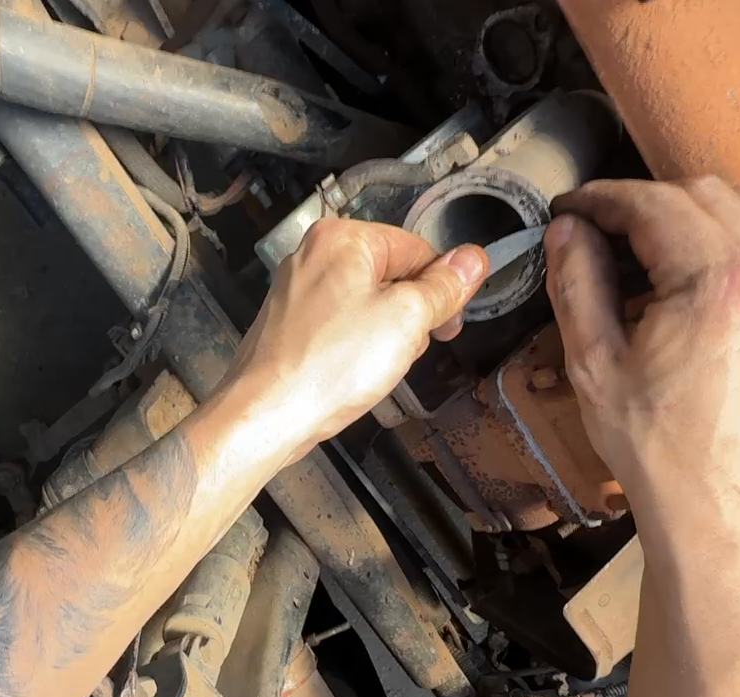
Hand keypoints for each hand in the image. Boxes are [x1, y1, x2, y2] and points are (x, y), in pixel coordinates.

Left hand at [225, 218, 487, 454]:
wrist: (266, 415)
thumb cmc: (332, 364)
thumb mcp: (407, 319)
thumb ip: (444, 287)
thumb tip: (473, 260)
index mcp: (341, 239)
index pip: (415, 249)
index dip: (441, 287)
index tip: (451, 323)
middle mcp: (311, 258)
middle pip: (388, 278)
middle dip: (408, 316)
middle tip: (407, 350)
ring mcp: (294, 295)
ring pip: (363, 308)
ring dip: (383, 337)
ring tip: (374, 368)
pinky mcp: (286, 331)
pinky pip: (337, 331)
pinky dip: (352, 350)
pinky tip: (351, 377)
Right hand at [544, 179, 739, 540]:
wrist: (713, 495)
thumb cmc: (651, 440)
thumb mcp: (592, 365)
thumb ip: (576, 286)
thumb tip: (567, 230)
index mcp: (713, 280)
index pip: (652, 204)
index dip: (603, 199)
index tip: (573, 209)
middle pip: (704, 194)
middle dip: (645, 205)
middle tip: (602, 234)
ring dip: (704, 209)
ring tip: (662, 245)